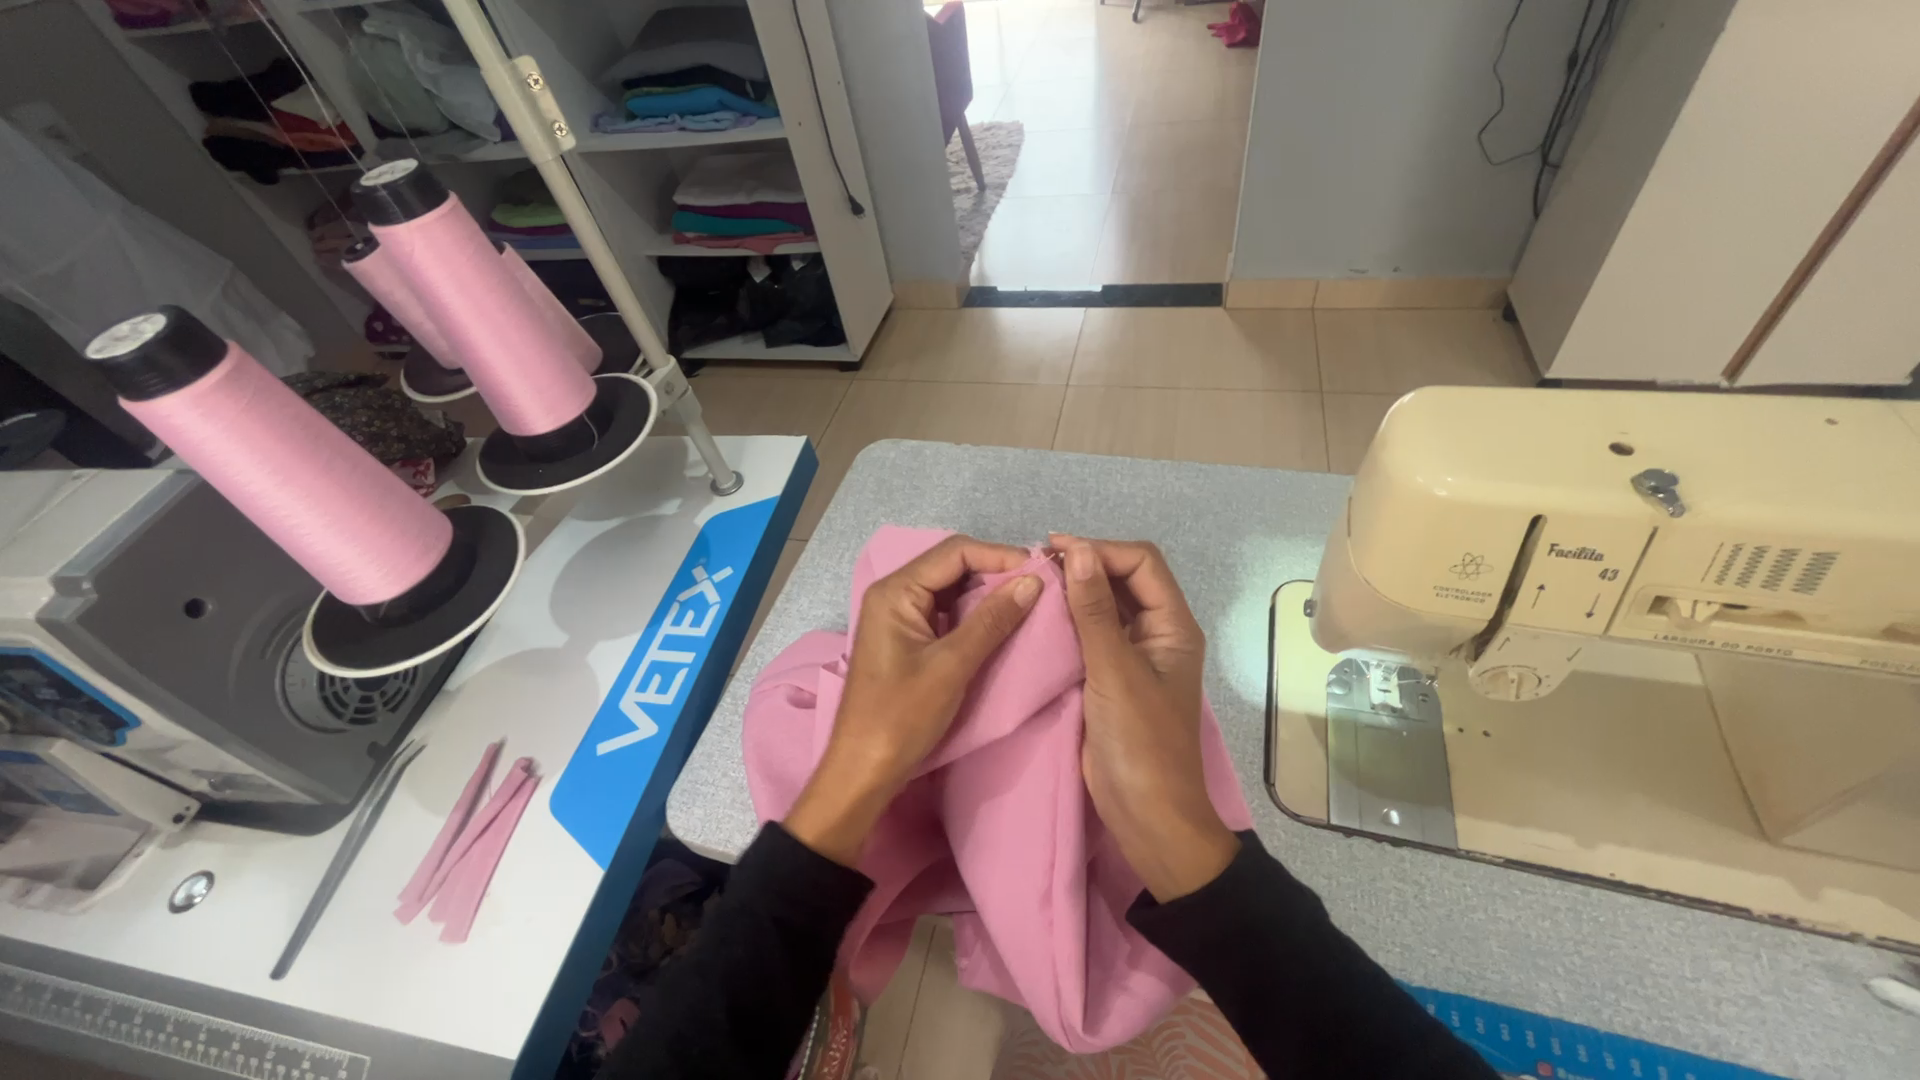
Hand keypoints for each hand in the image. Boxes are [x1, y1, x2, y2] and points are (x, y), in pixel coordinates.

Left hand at [785, 535, 1041, 864]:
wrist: (862, 770)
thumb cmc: (901, 717)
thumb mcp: (952, 666)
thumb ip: (992, 620)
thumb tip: (1032, 582)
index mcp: (895, 591)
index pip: (954, 551)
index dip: (999, 555)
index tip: (1039, 571)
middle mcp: (893, 594)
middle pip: (951, 564)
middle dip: (995, 570)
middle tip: (1039, 586)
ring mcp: (898, 617)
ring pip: (950, 588)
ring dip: (986, 592)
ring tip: (1027, 601)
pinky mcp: (906, 639)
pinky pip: (944, 612)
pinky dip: (973, 613)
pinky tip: (1001, 623)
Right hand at [1052, 534, 1237, 901]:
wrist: (1148, 817)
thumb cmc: (1140, 744)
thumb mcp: (1114, 672)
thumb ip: (1094, 612)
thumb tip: (1078, 550)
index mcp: (1173, 627)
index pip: (1141, 563)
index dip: (1100, 549)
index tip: (1053, 551)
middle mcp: (1157, 634)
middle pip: (1125, 579)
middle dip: (1086, 564)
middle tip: (1036, 565)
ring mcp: (1134, 657)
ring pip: (1106, 605)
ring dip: (1075, 591)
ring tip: (1033, 586)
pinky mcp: (1111, 678)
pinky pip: (1092, 634)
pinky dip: (1069, 621)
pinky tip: (1039, 620)